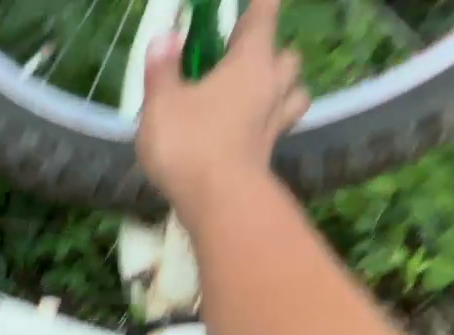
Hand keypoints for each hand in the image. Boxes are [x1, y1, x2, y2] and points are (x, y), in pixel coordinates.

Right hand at [136, 0, 309, 221]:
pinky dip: (271, 118)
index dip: (255, 3)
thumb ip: (162, 69)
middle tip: (237, 60)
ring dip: (280, 83)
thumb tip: (165, 36)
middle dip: (266, 50)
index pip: (263, 13)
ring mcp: (276, 116)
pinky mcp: (270, 147)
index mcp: (250, 60)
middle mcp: (272, 81)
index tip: (244, 2)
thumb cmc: (188, 143)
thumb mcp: (161, 104)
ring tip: (255, 93)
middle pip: (283, 52)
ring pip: (292, 86)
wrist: (217, 197)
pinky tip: (253, 127)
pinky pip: (281, 121)